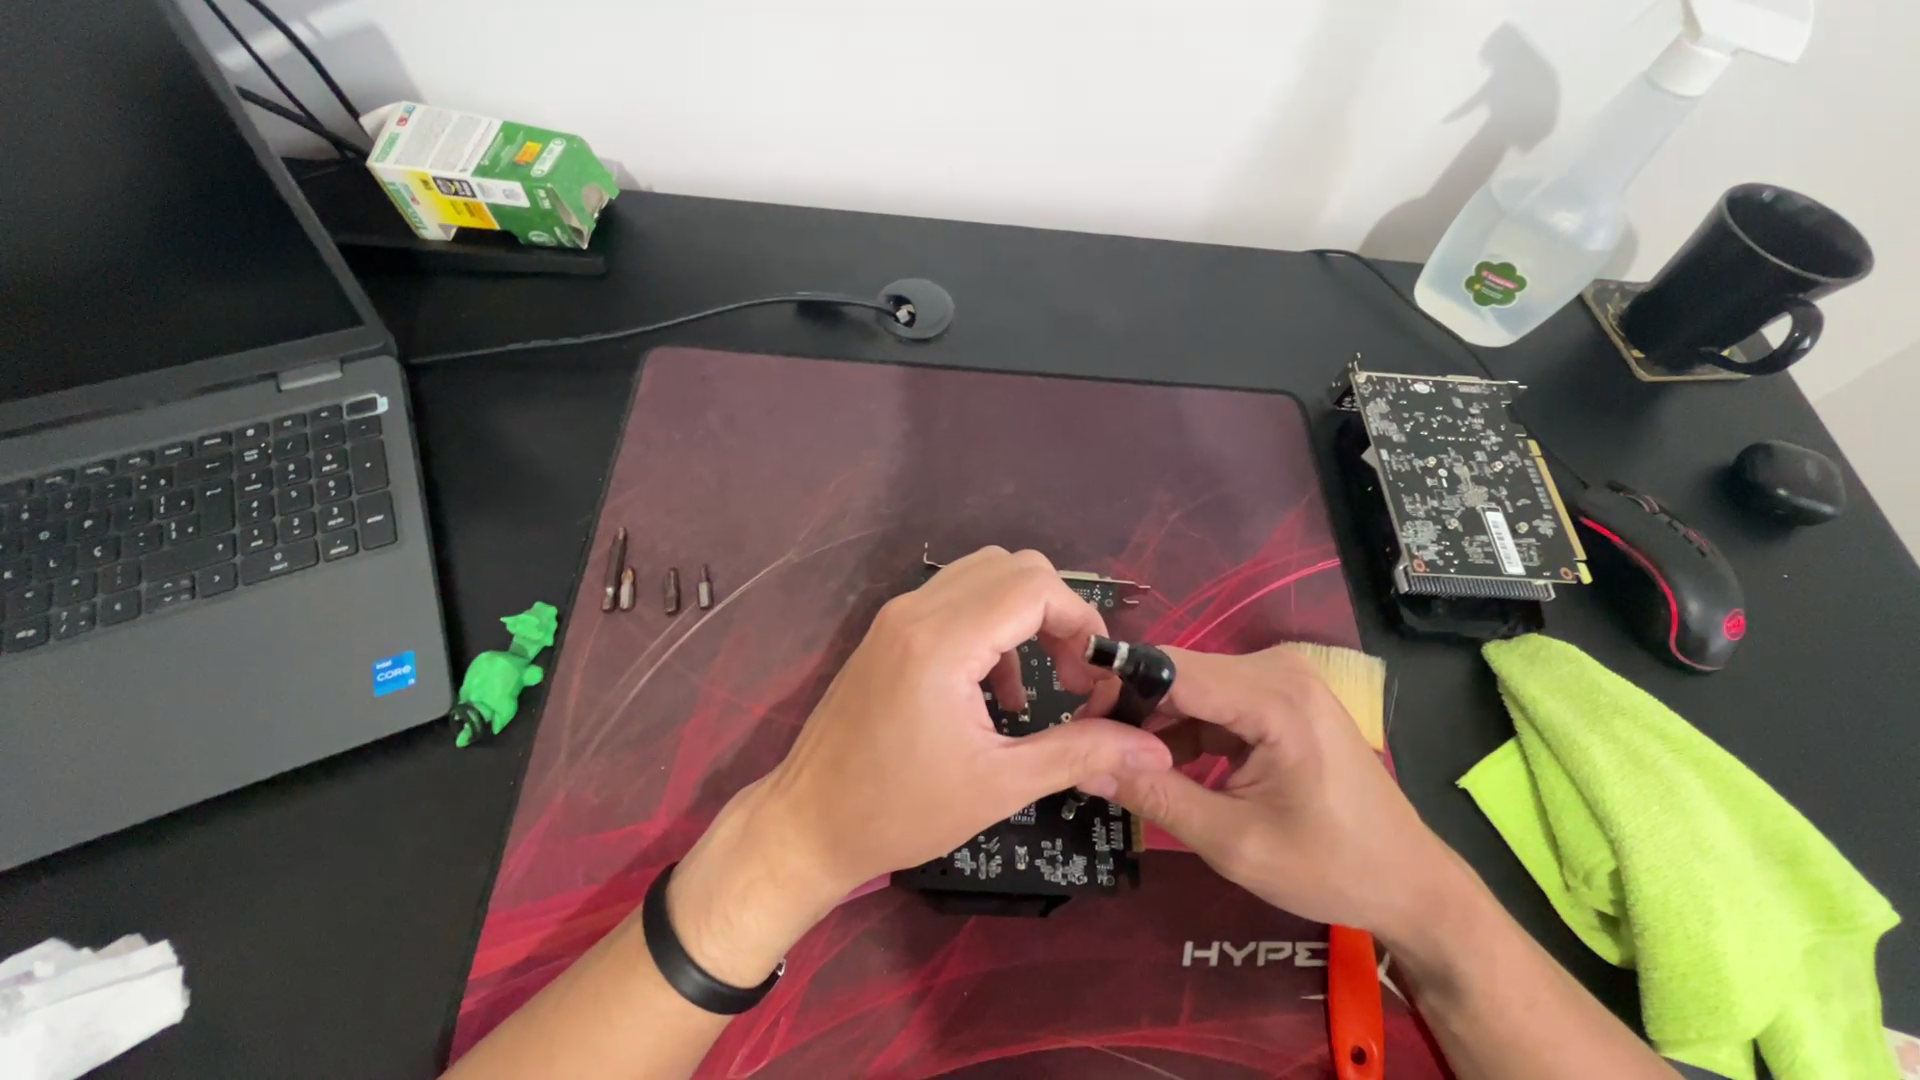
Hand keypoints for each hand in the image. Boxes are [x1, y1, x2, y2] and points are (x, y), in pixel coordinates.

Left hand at [769, 547, 1173, 889]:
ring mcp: (896, 617)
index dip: (1081, 619)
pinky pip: (954, 601)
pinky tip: (996, 692)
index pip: (1033, 585)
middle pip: (1012, 568)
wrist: (806, 826)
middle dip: (1058, 613)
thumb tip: (1153, 749)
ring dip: (1024, 617)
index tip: (1098, 673)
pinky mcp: (887, 633)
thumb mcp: (999, 785)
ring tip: (1041, 684)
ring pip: (982, 577)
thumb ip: (1081, 753)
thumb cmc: (899, 811)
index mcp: (941, 641)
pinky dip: (990, 627)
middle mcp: (916, 611)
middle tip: (1075, 675)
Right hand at [1091, 645, 1457, 937]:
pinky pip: (1214, 703)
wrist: (1410, 883)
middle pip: (1178, 673)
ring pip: (1191, 688)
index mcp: (1274, 697)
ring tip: (1123, 768)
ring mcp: (1281, 682)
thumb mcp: (1232, 841)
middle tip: (1093, 756)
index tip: (1075, 727)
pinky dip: (1185, 733)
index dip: (1115, 690)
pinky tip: (1167, 769)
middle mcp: (1277, 671)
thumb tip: (1086, 766)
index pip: (1171, 668)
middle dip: (1132, 711)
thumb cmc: (1330, 867)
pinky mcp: (1280, 700)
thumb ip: (1156, 797)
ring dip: (1155, 725)